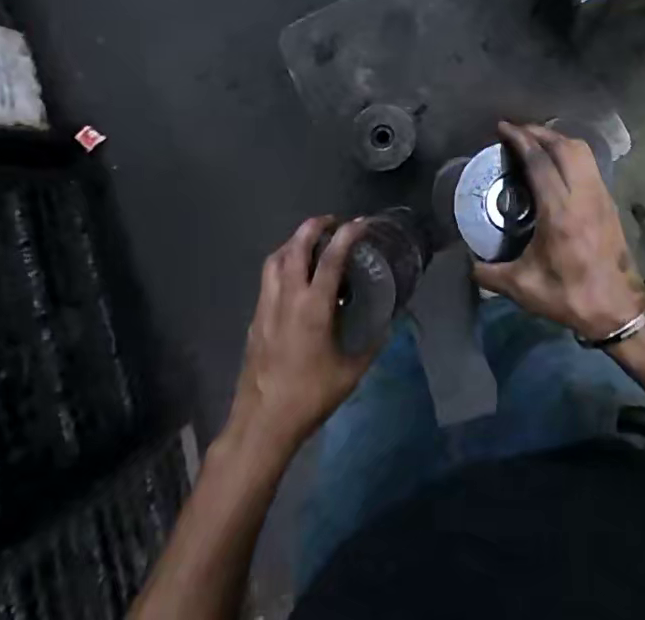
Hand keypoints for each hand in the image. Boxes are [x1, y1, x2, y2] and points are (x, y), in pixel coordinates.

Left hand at [228, 216, 380, 446]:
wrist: (263, 421)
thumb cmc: (310, 396)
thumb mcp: (351, 372)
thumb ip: (372, 344)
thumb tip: (389, 324)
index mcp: (313, 308)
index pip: (331, 259)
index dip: (347, 235)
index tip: (360, 222)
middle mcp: (287, 298)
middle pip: (295, 247)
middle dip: (312, 226)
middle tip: (331, 221)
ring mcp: (266, 307)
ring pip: (275, 260)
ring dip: (292, 243)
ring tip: (310, 242)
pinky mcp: (255, 319)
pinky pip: (267, 279)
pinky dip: (281, 265)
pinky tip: (293, 277)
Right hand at [471, 122, 644, 341]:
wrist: (619, 308)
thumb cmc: (570, 296)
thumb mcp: (523, 287)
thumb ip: (490, 273)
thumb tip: (469, 263)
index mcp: (560, 212)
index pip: (540, 161)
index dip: (520, 139)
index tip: (503, 128)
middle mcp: (583, 196)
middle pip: (564, 146)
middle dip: (539, 132)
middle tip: (516, 131)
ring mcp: (600, 196)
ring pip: (582, 151)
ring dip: (558, 139)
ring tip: (536, 142)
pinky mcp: (609, 201)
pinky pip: (589, 164)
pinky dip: (571, 153)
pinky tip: (556, 164)